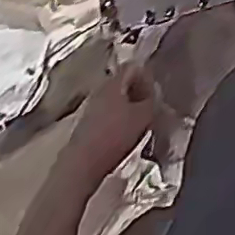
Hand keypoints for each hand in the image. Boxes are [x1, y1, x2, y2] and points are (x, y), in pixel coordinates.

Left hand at [61, 60, 155, 182]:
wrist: (79, 168)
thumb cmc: (114, 136)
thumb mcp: (144, 116)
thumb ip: (152, 101)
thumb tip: (154, 96)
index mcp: (113, 83)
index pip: (133, 67)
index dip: (147, 77)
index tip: (154, 94)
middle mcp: (98, 91)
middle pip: (123, 84)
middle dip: (138, 94)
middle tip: (149, 109)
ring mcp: (88, 110)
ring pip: (114, 101)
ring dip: (127, 109)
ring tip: (138, 125)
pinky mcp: (83, 128)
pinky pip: (105, 116)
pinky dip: (116, 122)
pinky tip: (122, 137)